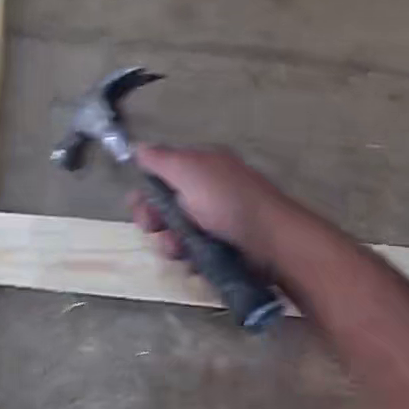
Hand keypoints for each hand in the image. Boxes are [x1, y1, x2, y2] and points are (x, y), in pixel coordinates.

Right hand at [130, 145, 297, 271]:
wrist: (271, 242)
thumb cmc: (228, 201)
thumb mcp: (190, 170)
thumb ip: (161, 159)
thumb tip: (139, 147)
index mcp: (203, 167)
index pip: (163, 174)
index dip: (147, 190)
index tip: (137, 204)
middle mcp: (208, 191)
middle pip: (166, 206)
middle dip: (155, 220)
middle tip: (156, 229)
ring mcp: (216, 222)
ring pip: (176, 233)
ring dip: (171, 243)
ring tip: (180, 249)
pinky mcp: (222, 248)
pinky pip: (194, 253)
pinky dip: (190, 257)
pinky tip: (194, 261)